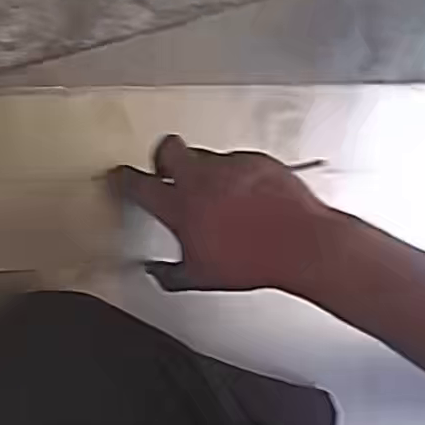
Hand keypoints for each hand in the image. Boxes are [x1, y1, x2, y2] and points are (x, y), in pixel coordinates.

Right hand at [109, 135, 343, 292]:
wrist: (305, 247)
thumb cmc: (255, 261)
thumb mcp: (200, 276)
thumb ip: (169, 273)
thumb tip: (157, 273)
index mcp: (180, 206)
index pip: (138, 184)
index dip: (124, 179)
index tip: (120, 177)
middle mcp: (203, 179)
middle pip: (167, 148)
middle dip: (161, 157)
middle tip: (164, 170)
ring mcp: (232, 166)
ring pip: (205, 154)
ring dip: (202, 170)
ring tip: (212, 192)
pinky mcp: (259, 161)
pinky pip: (238, 161)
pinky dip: (236, 175)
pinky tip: (244, 195)